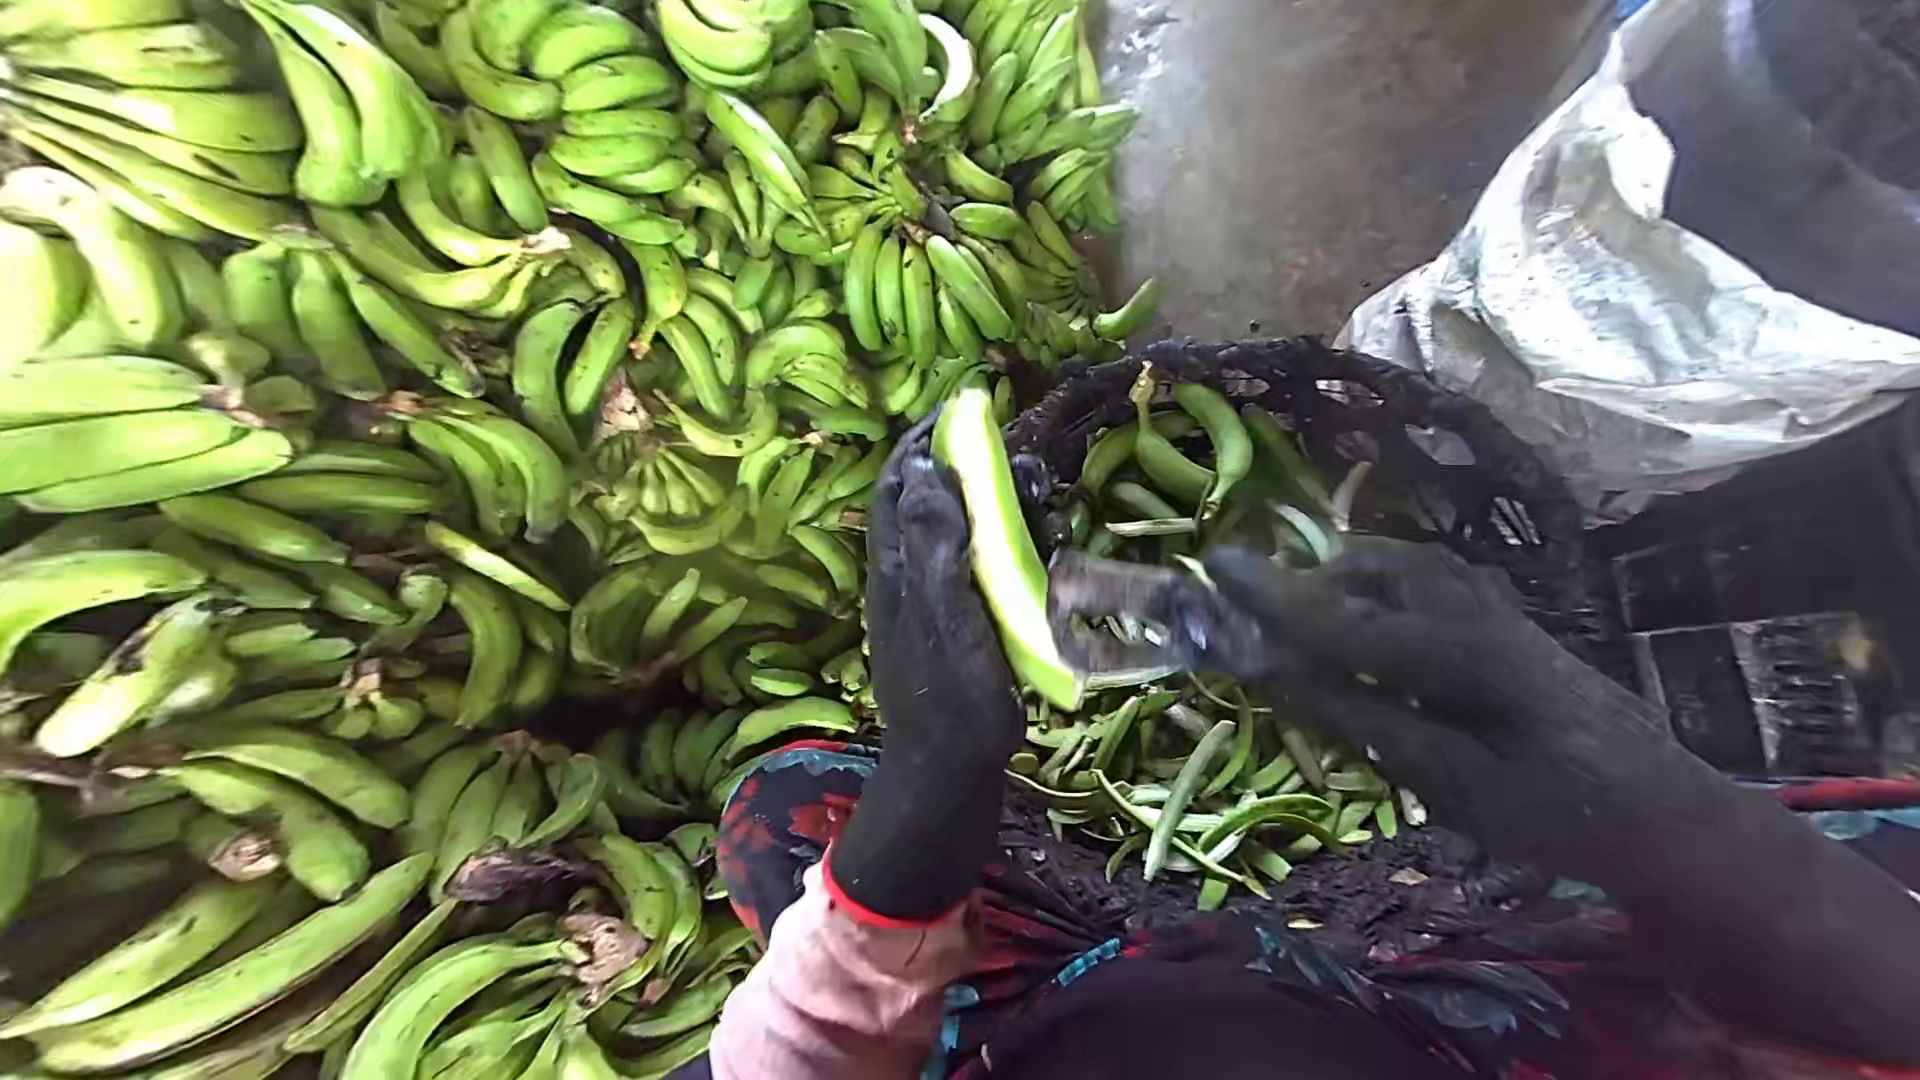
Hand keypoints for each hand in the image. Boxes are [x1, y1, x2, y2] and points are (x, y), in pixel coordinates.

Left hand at [828, 412, 1022, 920]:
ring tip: (1037, 493)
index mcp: (898, 566)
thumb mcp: (942, 619)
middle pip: (936, 500)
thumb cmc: (951, 698)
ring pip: (966, 528)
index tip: (959, 411)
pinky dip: (1010, 541)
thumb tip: (925, 469)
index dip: (923, 442)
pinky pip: (986, 562)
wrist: (953, 767)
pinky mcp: (966, 615)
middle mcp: (914, 572)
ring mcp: (940, 594)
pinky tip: (1039, 543)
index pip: (900, 484)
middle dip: (971, 467)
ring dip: (998, 503)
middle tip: (1017, 459)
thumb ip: (933, 545)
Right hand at [1196, 537, 1676, 866]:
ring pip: (1392, 563)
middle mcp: (1477, 610)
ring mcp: (1492, 602)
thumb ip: (1355, 718)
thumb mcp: (1446, 784)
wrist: (1666, 813)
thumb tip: (1272, 669)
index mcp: (1467, 659)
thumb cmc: (1553, 812)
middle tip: (1267, 617)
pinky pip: (1413, 574)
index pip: (1344, 619)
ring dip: (1336, 581)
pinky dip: (1367, 585)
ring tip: (1306, 621)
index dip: (1272, 594)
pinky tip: (1358, 620)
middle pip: (1371, 569)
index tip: (1215, 564)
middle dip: (1307, 584)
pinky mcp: (1495, 608)